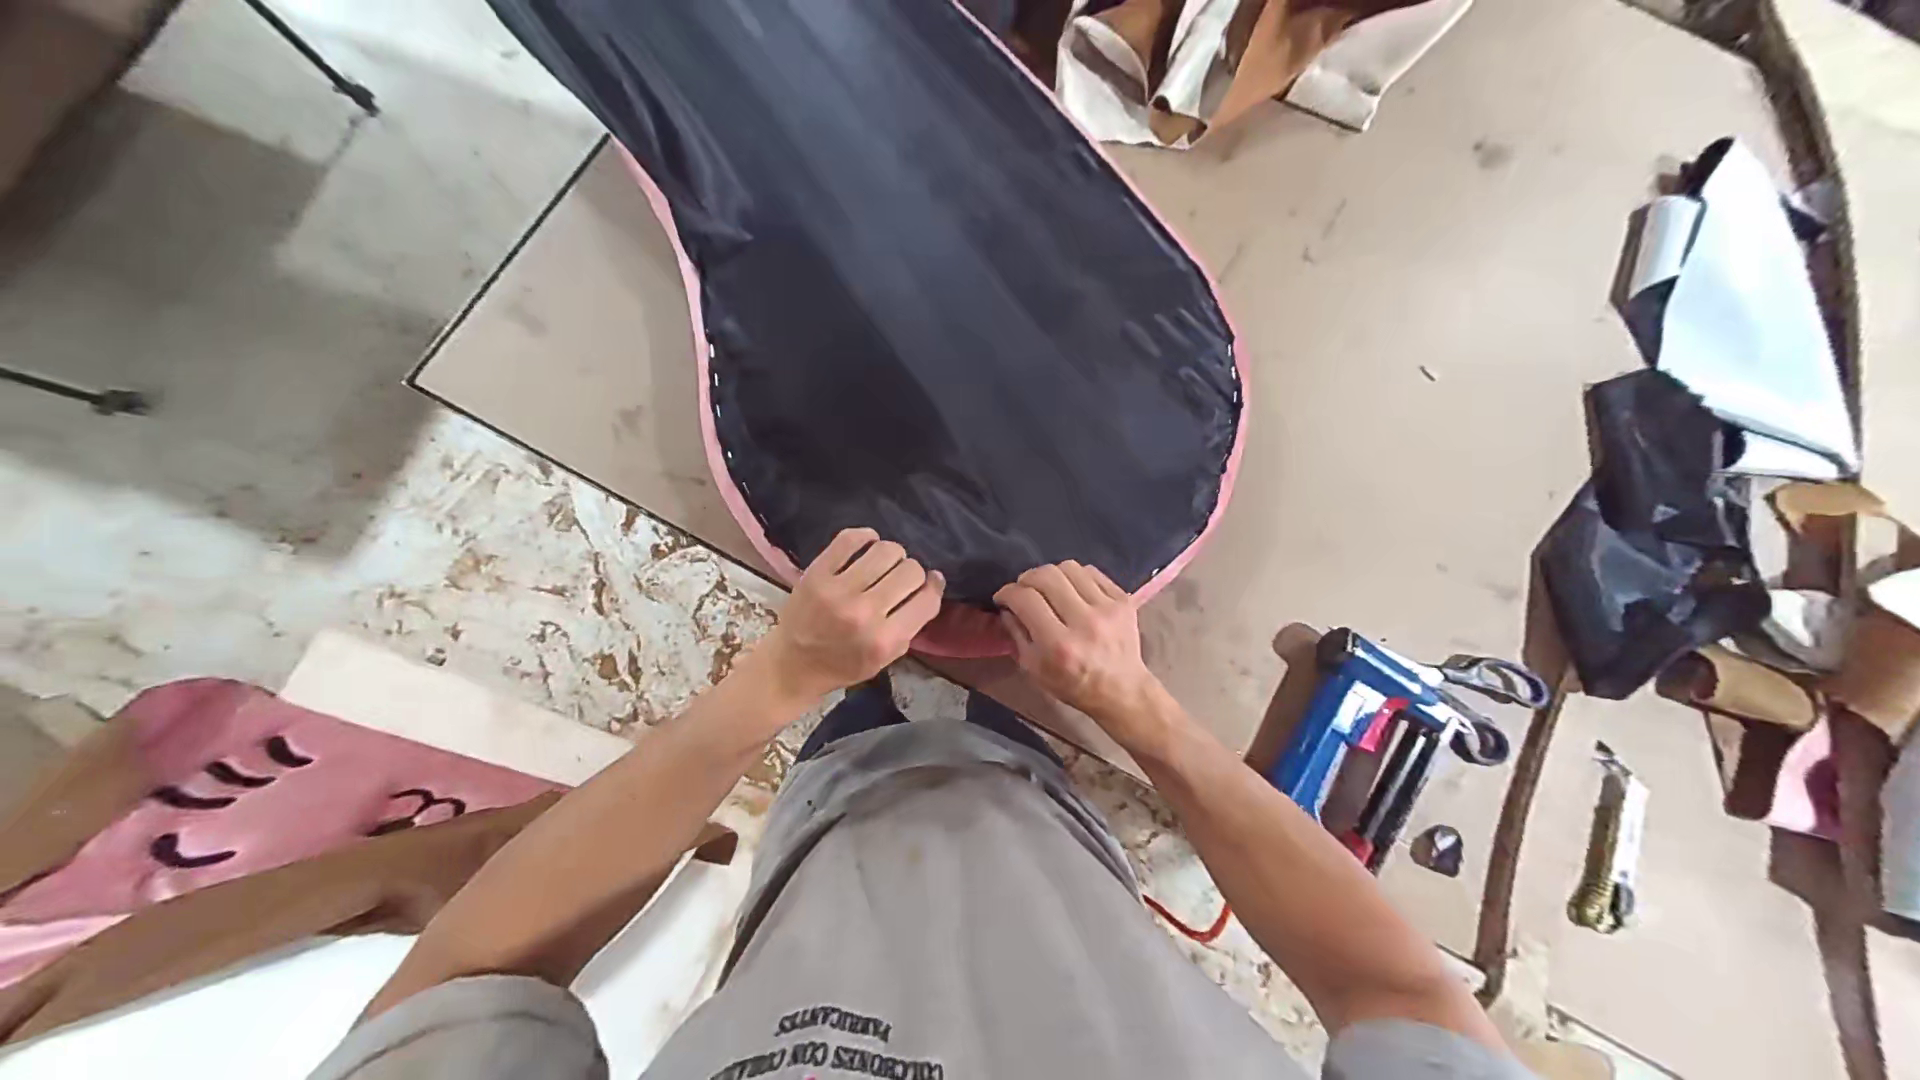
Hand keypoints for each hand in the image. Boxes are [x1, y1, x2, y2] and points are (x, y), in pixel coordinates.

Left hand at [758, 528, 943, 702]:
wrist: (793, 665)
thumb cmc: (844, 665)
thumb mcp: (887, 657)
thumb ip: (912, 623)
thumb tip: (934, 581)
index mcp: (884, 640)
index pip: (927, 599)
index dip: (934, 586)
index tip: (930, 582)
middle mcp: (864, 613)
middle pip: (911, 570)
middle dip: (913, 572)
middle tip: (900, 579)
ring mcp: (837, 590)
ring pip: (886, 550)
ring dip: (892, 554)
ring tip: (884, 564)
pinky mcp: (817, 573)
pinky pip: (851, 538)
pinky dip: (866, 537)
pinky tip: (867, 546)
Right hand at [994, 562, 1162, 725]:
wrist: (1121, 689)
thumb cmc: (1072, 684)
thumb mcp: (1033, 669)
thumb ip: (1016, 634)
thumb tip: (1007, 606)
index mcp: (1058, 644)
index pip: (1025, 599)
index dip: (1008, 592)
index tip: (1003, 597)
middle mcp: (1084, 622)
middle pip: (1046, 576)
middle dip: (1026, 578)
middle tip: (1024, 590)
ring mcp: (1107, 608)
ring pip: (1069, 568)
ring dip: (1051, 574)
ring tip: (1048, 588)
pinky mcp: (1123, 600)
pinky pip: (1091, 571)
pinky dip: (1075, 576)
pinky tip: (1071, 590)